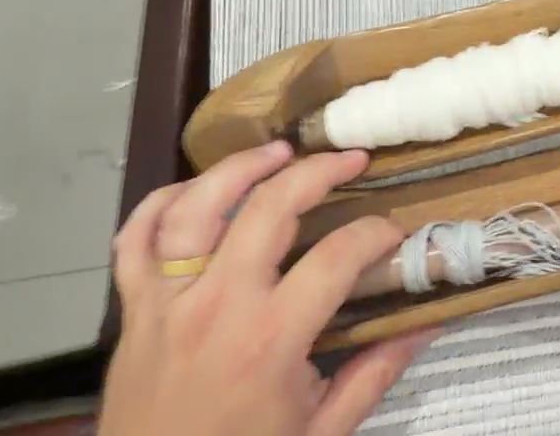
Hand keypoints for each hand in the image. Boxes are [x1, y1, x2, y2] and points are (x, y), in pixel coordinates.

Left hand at [99, 142, 434, 435]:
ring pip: (196, 209)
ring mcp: (167, 305)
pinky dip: (160, 205)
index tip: (393, 233)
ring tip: (278, 151)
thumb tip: (426, 325)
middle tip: (353, 159)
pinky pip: (134, 242)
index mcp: (269, 340)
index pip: (336, 257)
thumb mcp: (321, 432)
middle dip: (319, 172)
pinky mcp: (133, 313)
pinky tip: (196, 189)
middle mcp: (217, 307)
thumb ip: (374, 374)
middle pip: (269, 210)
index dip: (375, 233)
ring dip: (240, 169)